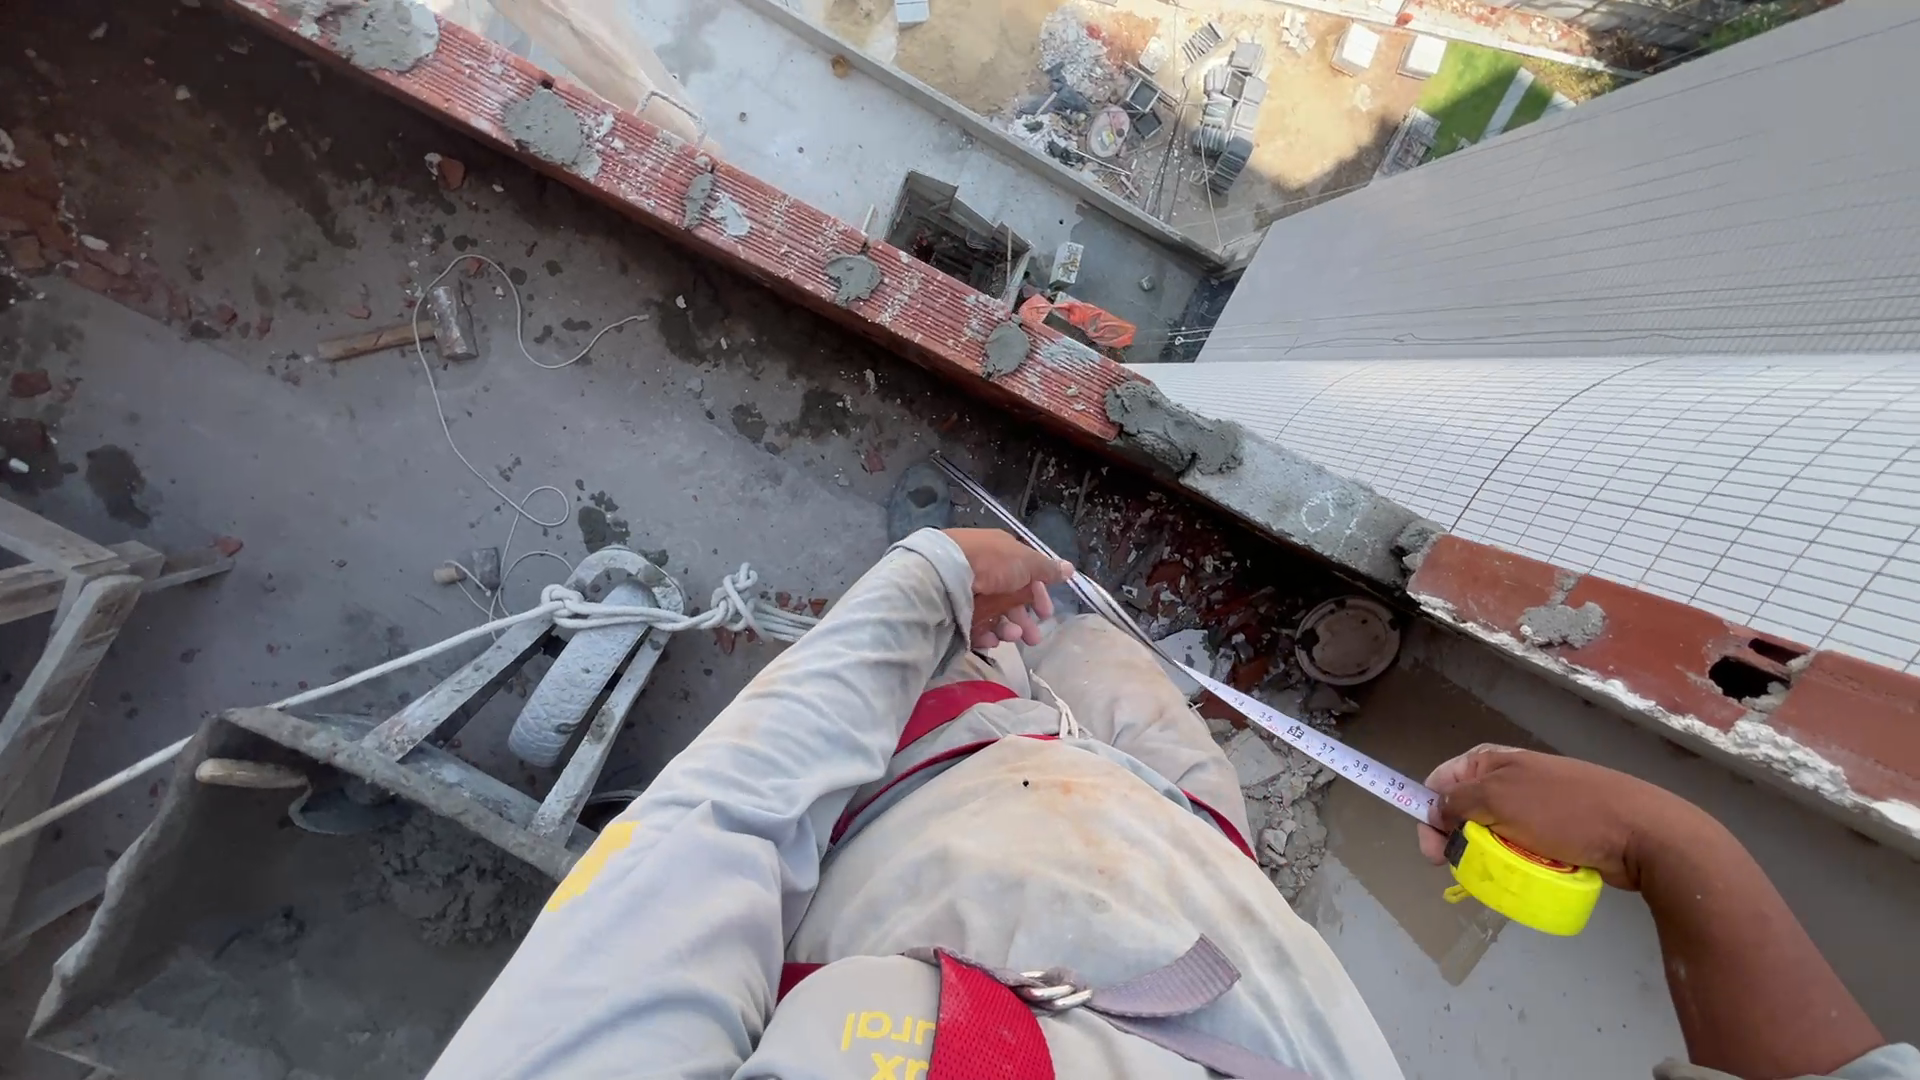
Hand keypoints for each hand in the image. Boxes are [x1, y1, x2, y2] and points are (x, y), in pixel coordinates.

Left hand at [944, 529, 1074, 648]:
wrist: (947, 572)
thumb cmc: (993, 562)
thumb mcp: (1027, 561)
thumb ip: (1047, 568)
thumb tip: (1069, 568)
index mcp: (1003, 554)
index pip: (1025, 576)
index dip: (1039, 595)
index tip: (1047, 613)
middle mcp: (986, 570)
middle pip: (1010, 599)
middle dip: (1025, 620)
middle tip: (1034, 639)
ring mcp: (969, 590)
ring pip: (994, 614)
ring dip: (1009, 628)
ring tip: (1013, 637)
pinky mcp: (955, 609)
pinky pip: (975, 625)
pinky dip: (986, 634)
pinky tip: (993, 640)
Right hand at [1414, 745, 1705, 889]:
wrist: (1646, 834)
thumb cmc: (1564, 810)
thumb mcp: (1497, 798)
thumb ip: (1455, 801)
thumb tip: (1435, 811)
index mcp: (1490, 761)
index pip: (1441, 781)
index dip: (1429, 810)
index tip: (1433, 845)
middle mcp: (1508, 779)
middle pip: (1462, 809)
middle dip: (1454, 837)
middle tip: (1454, 867)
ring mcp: (1535, 805)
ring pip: (1491, 831)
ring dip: (1483, 852)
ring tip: (1490, 874)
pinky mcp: (1557, 832)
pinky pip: (1520, 847)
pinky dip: (1512, 861)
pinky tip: (1517, 874)